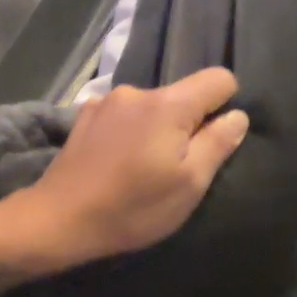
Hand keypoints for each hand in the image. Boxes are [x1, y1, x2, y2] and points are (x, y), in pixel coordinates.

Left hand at [14, 68, 250, 267]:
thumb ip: (217, 143)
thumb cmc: (133, 206)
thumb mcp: (189, 183)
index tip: (214, 140)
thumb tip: (236, 115)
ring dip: (156, 130)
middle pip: (180, 95)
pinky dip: (129, 133)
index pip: (217, 79)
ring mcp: (103, 102)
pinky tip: (118, 162)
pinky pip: (123, 116)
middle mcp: (134, 92)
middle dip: (187, 124)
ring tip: (143, 168)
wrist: (60, 218)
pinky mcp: (83, 118)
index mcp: (166, 104)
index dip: (225, 105)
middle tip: (176, 166)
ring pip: (150, 107)